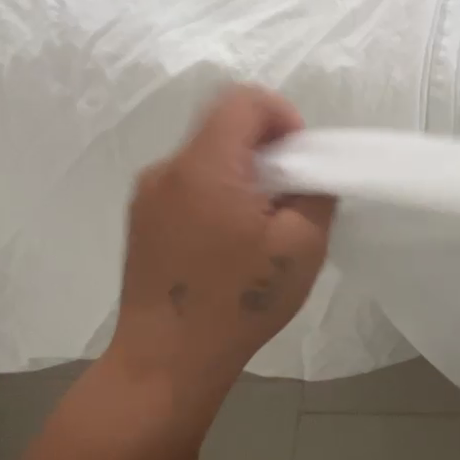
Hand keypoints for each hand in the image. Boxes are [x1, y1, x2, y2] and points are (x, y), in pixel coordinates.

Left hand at [111, 86, 335, 398]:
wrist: (168, 359)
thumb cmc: (241, 301)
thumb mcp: (304, 245)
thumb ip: (316, 194)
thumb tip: (309, 176)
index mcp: (206, 167)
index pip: (243, 100)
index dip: (283, 116)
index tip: (302, 160)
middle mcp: (167, 170)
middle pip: (224, 127)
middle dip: (269, 149)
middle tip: (294, 197)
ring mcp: (148, 196)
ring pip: (208, 157)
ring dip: (245, 174)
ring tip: (266, 226)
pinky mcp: (143, 221)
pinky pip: (190, 184)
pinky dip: (221, 194)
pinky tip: (236, 242)